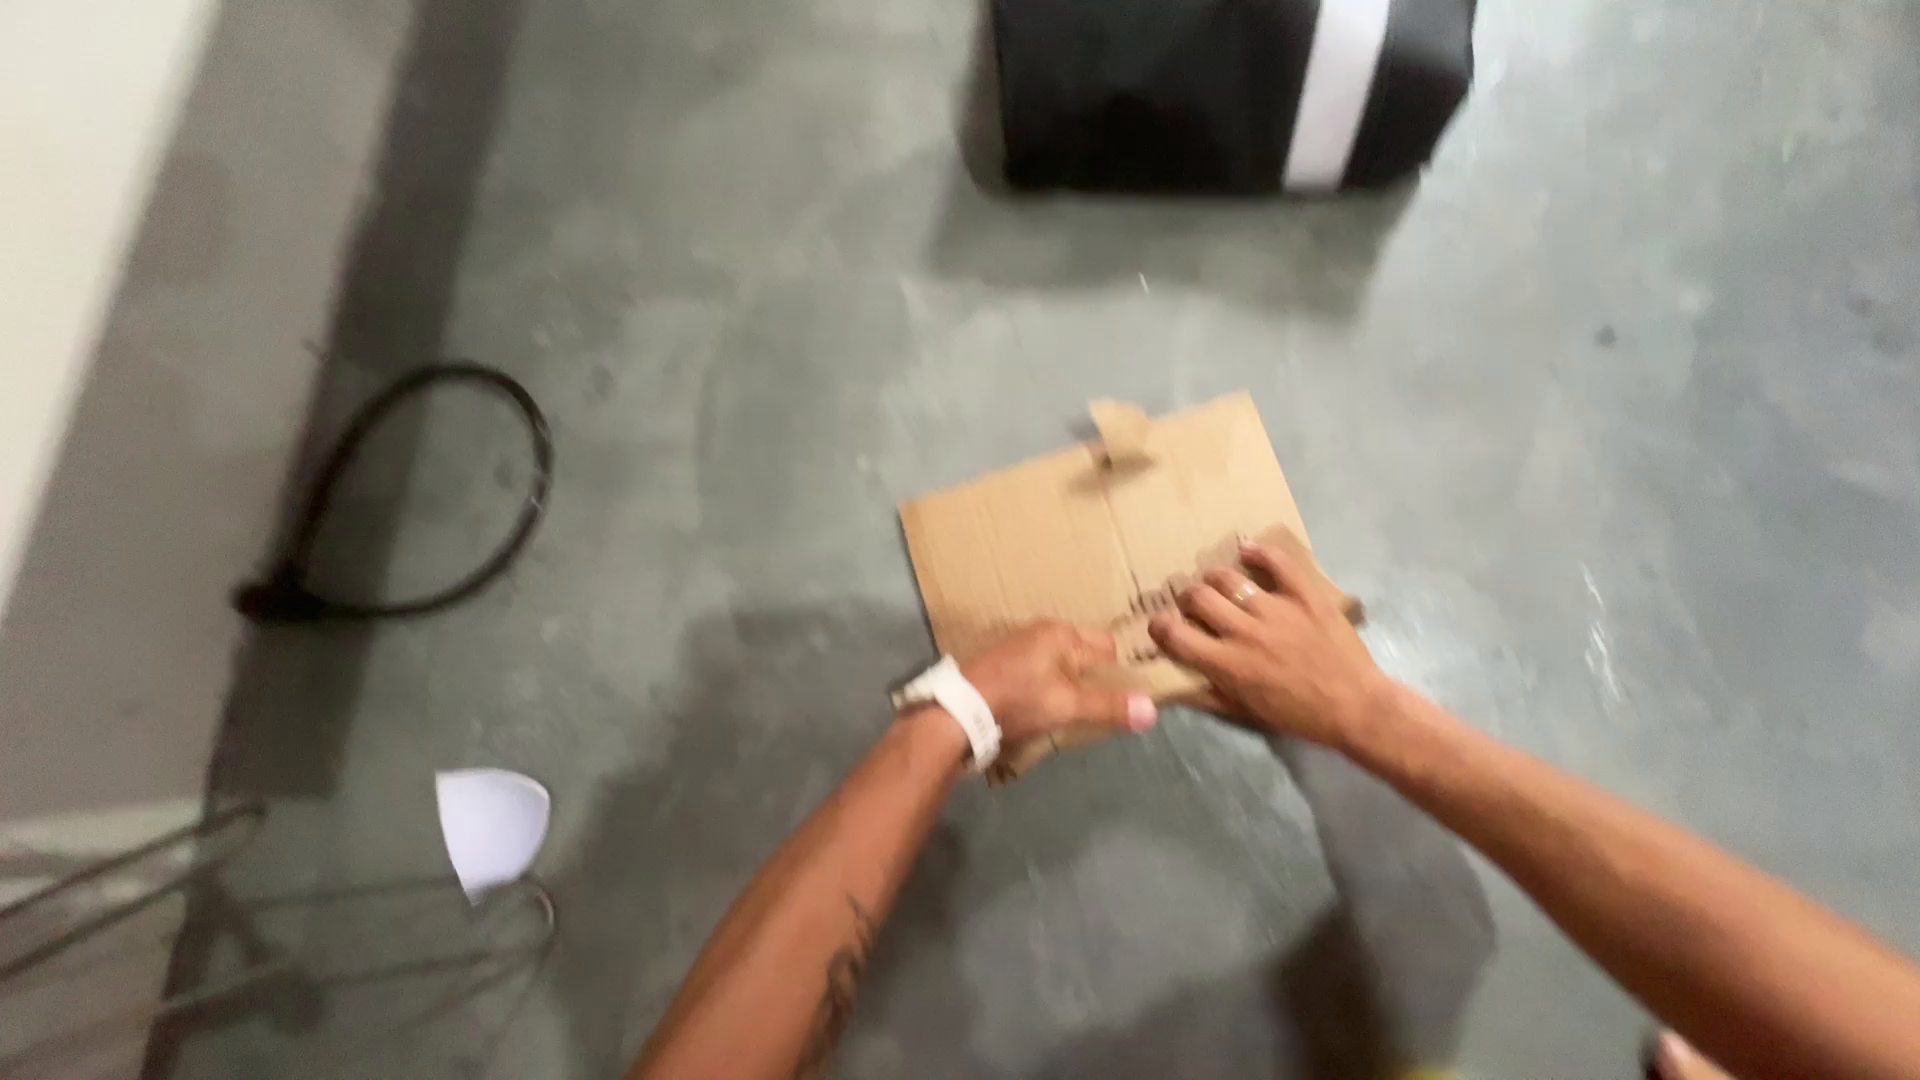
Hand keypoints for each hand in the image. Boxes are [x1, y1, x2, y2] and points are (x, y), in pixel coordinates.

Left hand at [957, 621, 1158, 744]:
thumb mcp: (1068, 706)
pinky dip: (1042, 681)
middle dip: (1091, 674)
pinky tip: (1038, 702)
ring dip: (1065, 678)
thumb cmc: (1019, 700)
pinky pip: (1034, 666)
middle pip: (1081, 651)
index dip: (1118, 670)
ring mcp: (1016, 643)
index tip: (1123, 694)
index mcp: (1061, 633)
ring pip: (1056, 658)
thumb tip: (1153, 710)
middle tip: (1097, 704)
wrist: (960, 709)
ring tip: (1070, 706)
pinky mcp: (999, 660)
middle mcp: (1040, 630)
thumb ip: (1109, 706)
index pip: (1107, 646)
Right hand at [1148, 538, 1390, 748]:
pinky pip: (1279, 563)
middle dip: (1188, 598)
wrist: (1356, 707)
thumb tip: (1177, 682)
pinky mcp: (1306, 597)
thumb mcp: (1245, 713)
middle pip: (1198, 597)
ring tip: (1218, 583)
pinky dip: (1260, 551)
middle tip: (1195, 604)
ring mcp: (1276, 610)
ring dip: (1216, 579)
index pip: (1175, 634)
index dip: (1159, 626)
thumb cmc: (1297, 715)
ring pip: (1230, 579)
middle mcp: (1245, 632)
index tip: (1161, 624)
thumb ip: (1208, 695)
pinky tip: (1247, 549)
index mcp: (1227, 664)